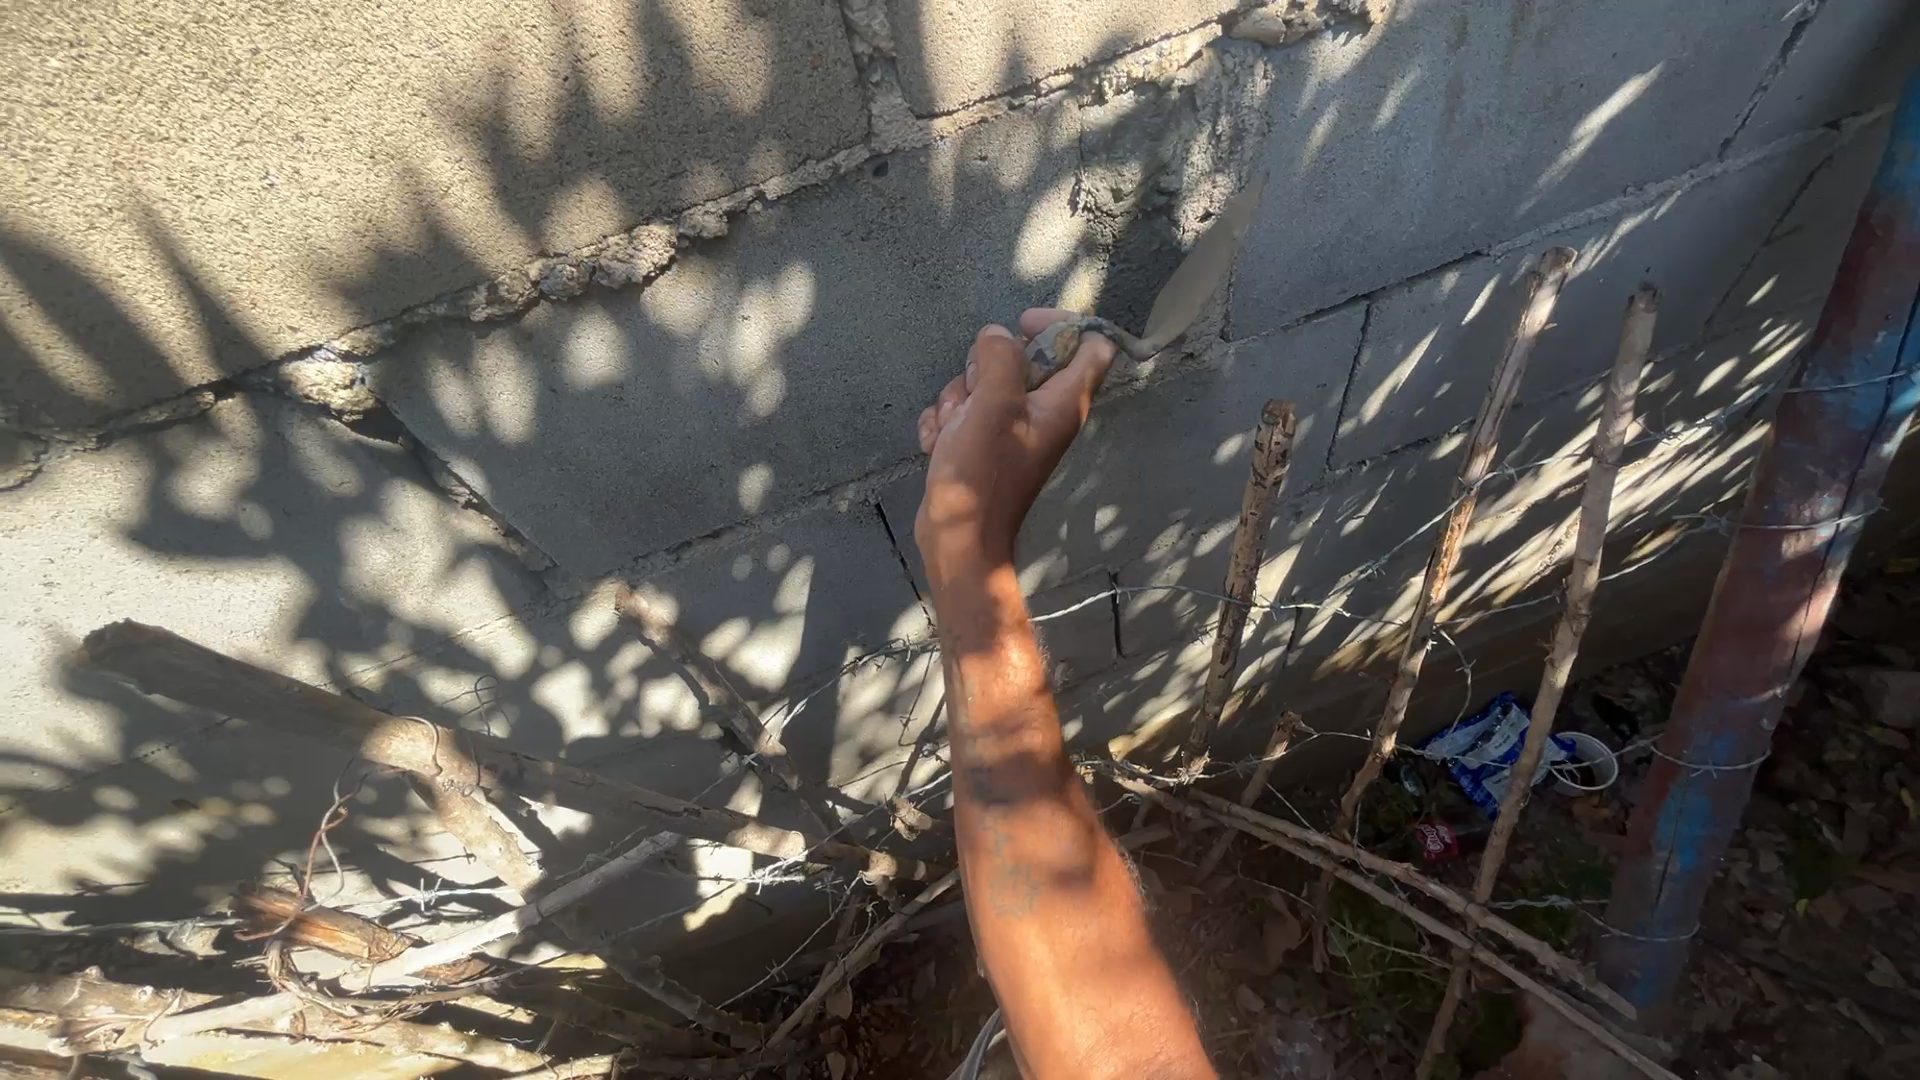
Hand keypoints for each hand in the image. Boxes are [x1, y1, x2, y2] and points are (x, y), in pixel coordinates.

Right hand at [914, 308, 1113, 588]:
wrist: (957, 536)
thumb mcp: (994, 404)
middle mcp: (1043, 413)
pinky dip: (945, 423)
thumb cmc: (982, 473)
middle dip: (984, 367)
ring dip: (956, 399)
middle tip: (975, 393)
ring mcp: (1010, 430)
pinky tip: (937, 444)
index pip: (1092, 345)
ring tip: (953, 429)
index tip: (1022, 325)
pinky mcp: (982, 445)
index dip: (1061, 325)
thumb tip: (996, 336)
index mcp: (1064, 401)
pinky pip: (962, 413)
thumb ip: (1001, 358)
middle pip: (1021, 360)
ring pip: (982, 385)